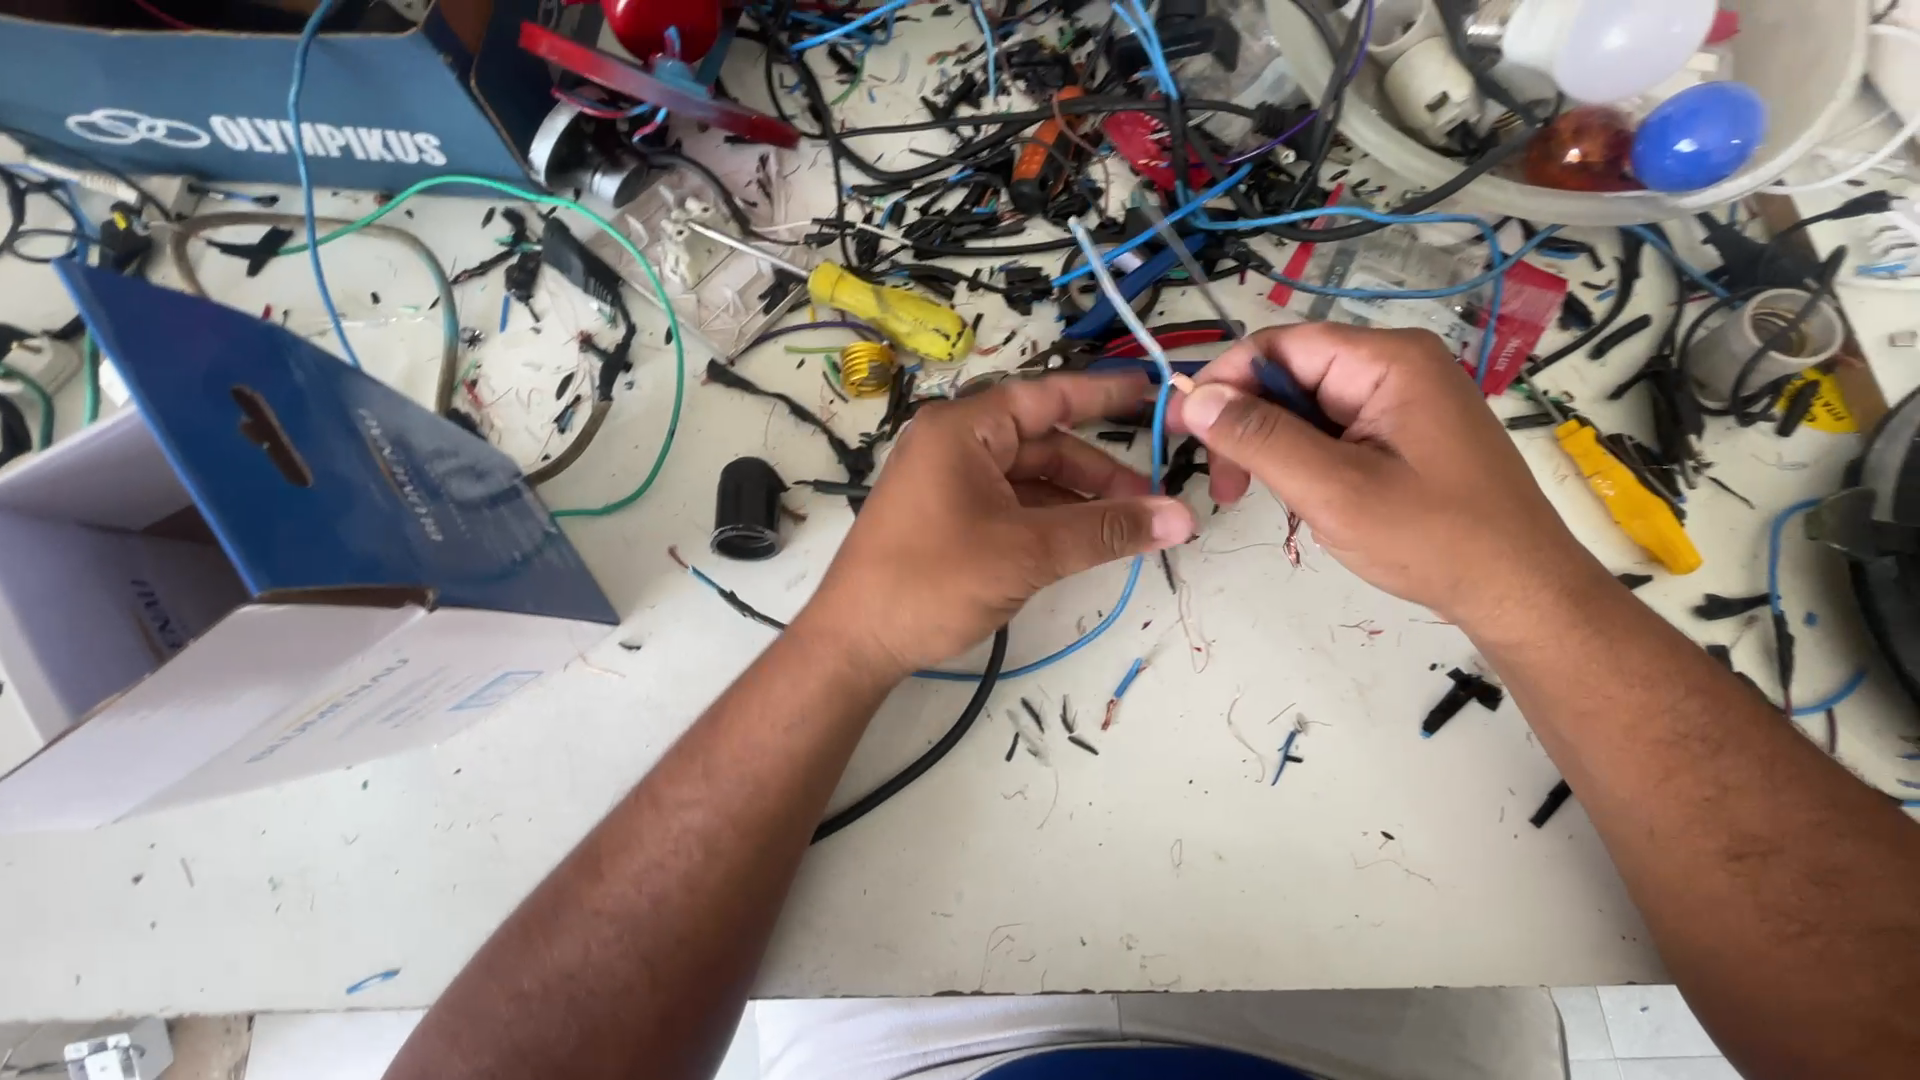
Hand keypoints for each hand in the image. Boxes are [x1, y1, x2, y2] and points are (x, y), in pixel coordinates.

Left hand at [794, 374, 1194, 679]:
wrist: (855, 642)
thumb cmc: (933, 581)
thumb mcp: (1026, 552)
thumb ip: (1105, 531)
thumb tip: (1181, 517)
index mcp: (963, 429)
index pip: (1047, 396)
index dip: (1104, 395)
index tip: (1153, 394)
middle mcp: (955, 446)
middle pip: (1043, 444)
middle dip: (1099, 473)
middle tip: (1153, 502)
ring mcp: (949, 483)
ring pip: (1030, 480)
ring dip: (1078, 502)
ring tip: (1129, 530)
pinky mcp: (947, 519)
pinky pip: (1011, 506)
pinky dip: (1048, 522)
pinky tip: (1084, 544)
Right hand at [1174, 322, 1600, 625]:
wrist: (1518, 590)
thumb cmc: (1432, 538)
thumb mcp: (1333, 488)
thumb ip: (1260, 438)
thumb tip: (1193, 397)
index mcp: (1386, 361)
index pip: (1278, 346)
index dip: (1223, 382)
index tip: (1184, 434)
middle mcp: (1393, 366)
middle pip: (1287, 375)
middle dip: (1243, 424)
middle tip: (1225, 487)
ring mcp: (1399, 400)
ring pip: (1302, 407)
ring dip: (1267, 447)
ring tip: (1254, 497)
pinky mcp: (1399, 432)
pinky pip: (1327, 430)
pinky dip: (1297, 460)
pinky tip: (1296, 496)